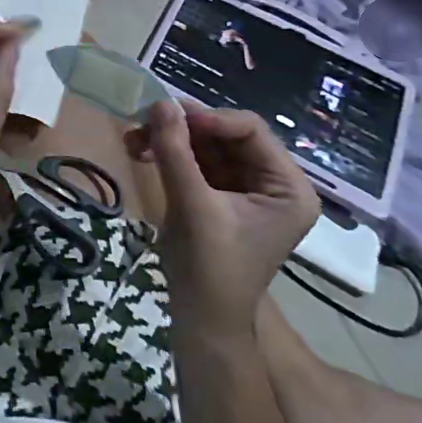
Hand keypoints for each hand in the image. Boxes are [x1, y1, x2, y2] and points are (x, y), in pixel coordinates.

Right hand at [129, 101, 320, 336]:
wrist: (199, 321)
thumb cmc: (210, 268)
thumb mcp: (193, 206)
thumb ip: (177, 152)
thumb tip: (160, 102)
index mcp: (288, 187)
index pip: (251, 131)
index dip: (209, 119)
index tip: (168, 116)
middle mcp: (273, 182)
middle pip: (225, 135)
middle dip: (183, 128)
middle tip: (142, 121)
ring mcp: (245, 188)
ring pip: (206, 144)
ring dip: (170, 138)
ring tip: (133, 138)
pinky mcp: (219, 194)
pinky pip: (195, 160)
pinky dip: (169, 153)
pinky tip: (139, 151)